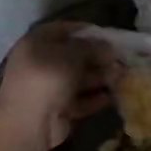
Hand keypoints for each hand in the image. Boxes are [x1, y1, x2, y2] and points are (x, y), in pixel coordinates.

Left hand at [0, 22, 110, 145]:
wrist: (29, 121)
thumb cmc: (48, 76)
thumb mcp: (72, 54)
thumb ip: (92, 47)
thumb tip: (108, 47)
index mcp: (35, 43)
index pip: (61, 30)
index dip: (84, 30)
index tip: (107, 34)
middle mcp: (39, 64)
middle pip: (72, 57)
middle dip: (97, 57)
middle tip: (120, 59)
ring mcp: (46, 89)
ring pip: (77, 79)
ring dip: (99, 77)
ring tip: (121, 77)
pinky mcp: (55, 110)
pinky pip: (78, 100)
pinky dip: (93, 98)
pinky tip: (111, 97)